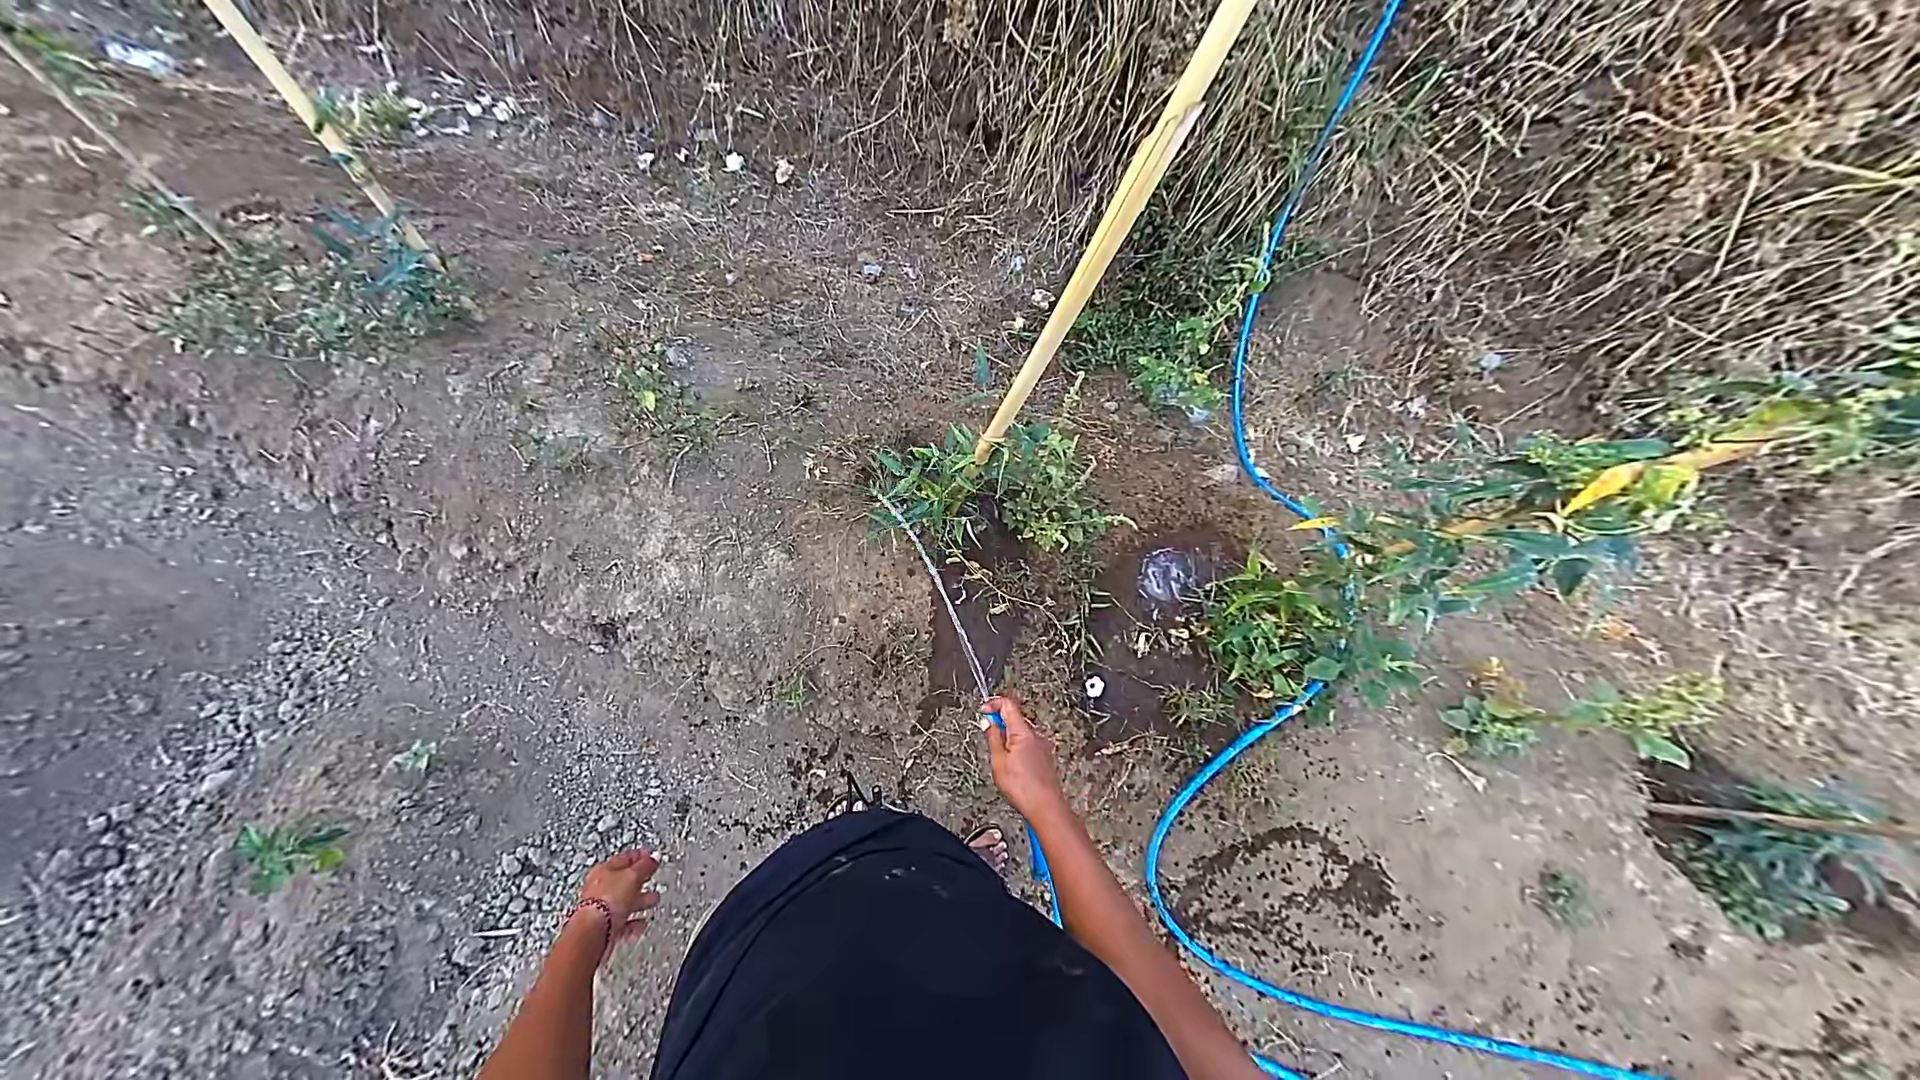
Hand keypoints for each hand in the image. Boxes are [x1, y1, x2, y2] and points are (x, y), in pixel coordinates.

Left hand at [575, 849, 661, 959]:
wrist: (594, 933)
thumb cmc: (606, 900)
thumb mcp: (633, 875)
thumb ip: (644, 866)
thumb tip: (652, 860)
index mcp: (602, 871)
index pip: (624, 859)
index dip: (639, 857)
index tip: (651, 856)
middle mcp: (599, 890)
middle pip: (623, 882)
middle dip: (640, 880)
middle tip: (652, 876)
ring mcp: (600, 910)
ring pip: (624, 903)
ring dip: (640, 901)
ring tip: (653, 900)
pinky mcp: (604, 929)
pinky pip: (622, 923)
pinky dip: (633, 923)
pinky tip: (641, 923)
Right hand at [979, 696, 1067, 820]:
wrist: (1045, 807)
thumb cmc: (1024, 788)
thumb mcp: (998, 761)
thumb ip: (993, 737)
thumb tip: (988, 722)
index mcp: (1023, 732)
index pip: (1008, 704)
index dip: (993, 703)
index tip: (983, 710)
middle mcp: (1035, 735)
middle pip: (1015, 716)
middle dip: (999, 720)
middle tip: (987, 731)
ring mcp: (1041, 746)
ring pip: (1021, 731)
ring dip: (1008, 734)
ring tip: (999, 753)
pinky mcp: (1043, 757)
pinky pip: (1028, 743)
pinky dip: (1016, 745)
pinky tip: (1012, 763)